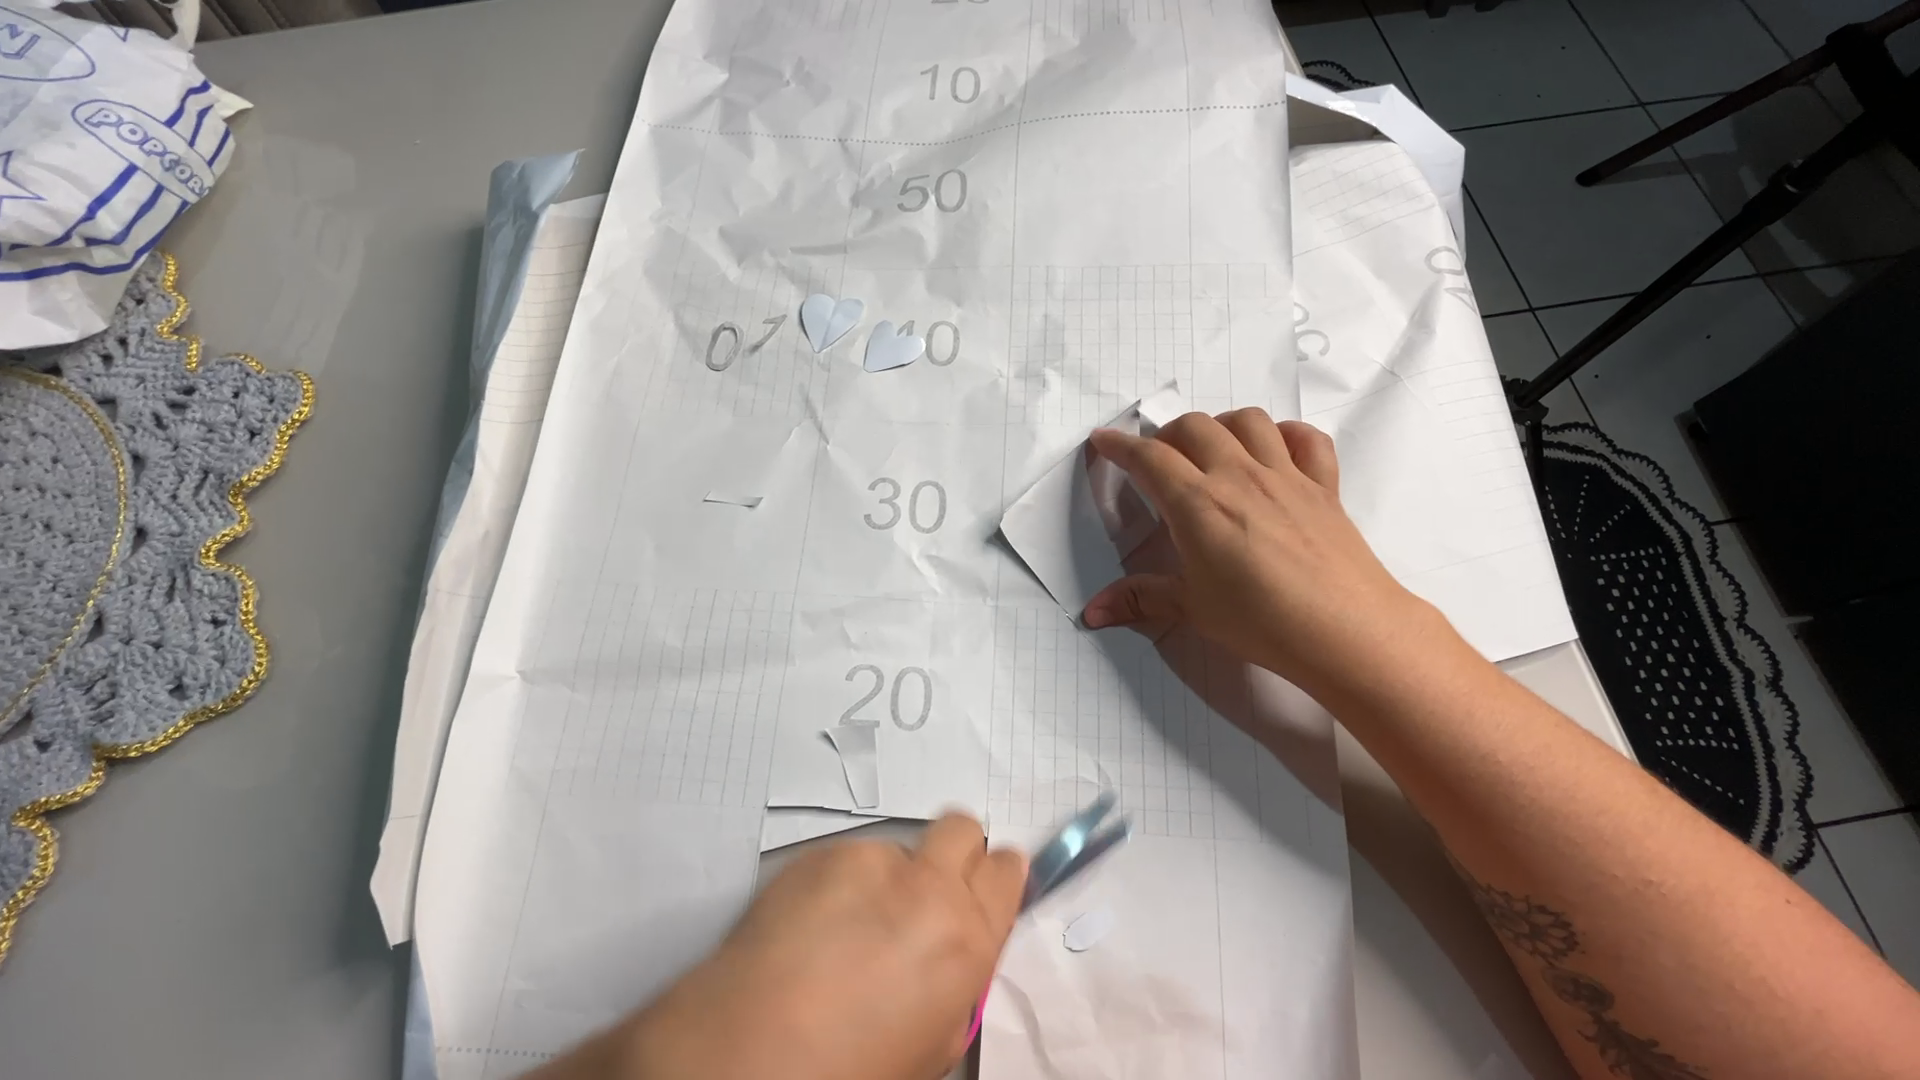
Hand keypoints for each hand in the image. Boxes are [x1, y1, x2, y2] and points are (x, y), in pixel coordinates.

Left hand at [534, 814, 1025, 1079]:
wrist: (753, 1051)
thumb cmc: (851, 1068)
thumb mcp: (936, 1041)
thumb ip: (958, 978)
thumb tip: (954, 948)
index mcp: (969, 936)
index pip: (1008, 867)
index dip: (996, 876)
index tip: (981, 887)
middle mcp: (927, 885)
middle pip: (961, 827)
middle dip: (952, 851)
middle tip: (923, 892)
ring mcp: (870, 862)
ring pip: (895, 848)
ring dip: (886, 878)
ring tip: (846, 928)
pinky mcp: (820, 855)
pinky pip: (844, 858)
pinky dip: (837, 884)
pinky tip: (809, 928)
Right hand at [1082, 409, 1443, 699]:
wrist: (1344, 629)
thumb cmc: (1260, 621)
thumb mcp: (1192, 609)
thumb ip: (1140, 600)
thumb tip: (1092, 613)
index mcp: (1197, 504)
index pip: (1149, 459)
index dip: (1120, 446)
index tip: (1104, 441)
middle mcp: (1238, 476)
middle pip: (1194, 427)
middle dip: (1167, 434)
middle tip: (1159, 459)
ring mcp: (1285, 476)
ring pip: (1248, 421)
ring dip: (1221, 425)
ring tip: (1212, 448)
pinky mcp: (1323, 487)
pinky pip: (1307, 439)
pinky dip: (1285, 435)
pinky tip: (1274, 451)